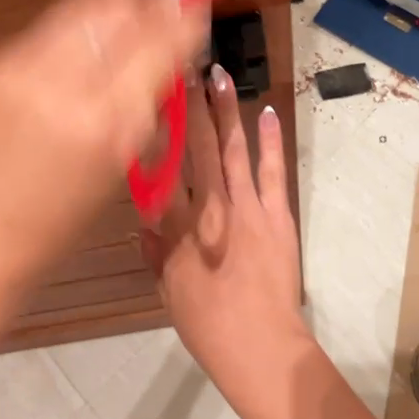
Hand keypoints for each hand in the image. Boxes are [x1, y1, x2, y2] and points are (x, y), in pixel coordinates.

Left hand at [0, 0, 210, 300]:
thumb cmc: (53, 227)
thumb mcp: (116, 170)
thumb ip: (143, 105)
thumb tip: (172, 52)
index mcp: (101, 123)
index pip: (158, 42)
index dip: (185, 18)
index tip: (201, 6)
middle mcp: (61, 82)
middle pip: (120, 6)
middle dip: (151, 2)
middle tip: (168, 10)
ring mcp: (21, 66)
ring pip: (86, 5)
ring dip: (118, 8)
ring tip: (132, 24)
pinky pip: (54, 27)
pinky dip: (83, 28)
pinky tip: (90, 49)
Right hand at [141, 65, 305, 394]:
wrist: (259, 347)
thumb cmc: (207, 326)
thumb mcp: (168, 291)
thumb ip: (155, 253)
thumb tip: (142, 223)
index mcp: (175, 228)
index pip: (159, 169)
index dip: (154, 132)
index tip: (149, 101)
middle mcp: (208, 208)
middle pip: (194, 148)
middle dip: (188, 107)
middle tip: (183, 71)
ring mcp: (246, 207)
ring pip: (230, 149)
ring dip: (224, 110)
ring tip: (218, 76)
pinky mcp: (277, 214)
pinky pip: (271, 170)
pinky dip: (268, 140)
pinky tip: (263, 112)